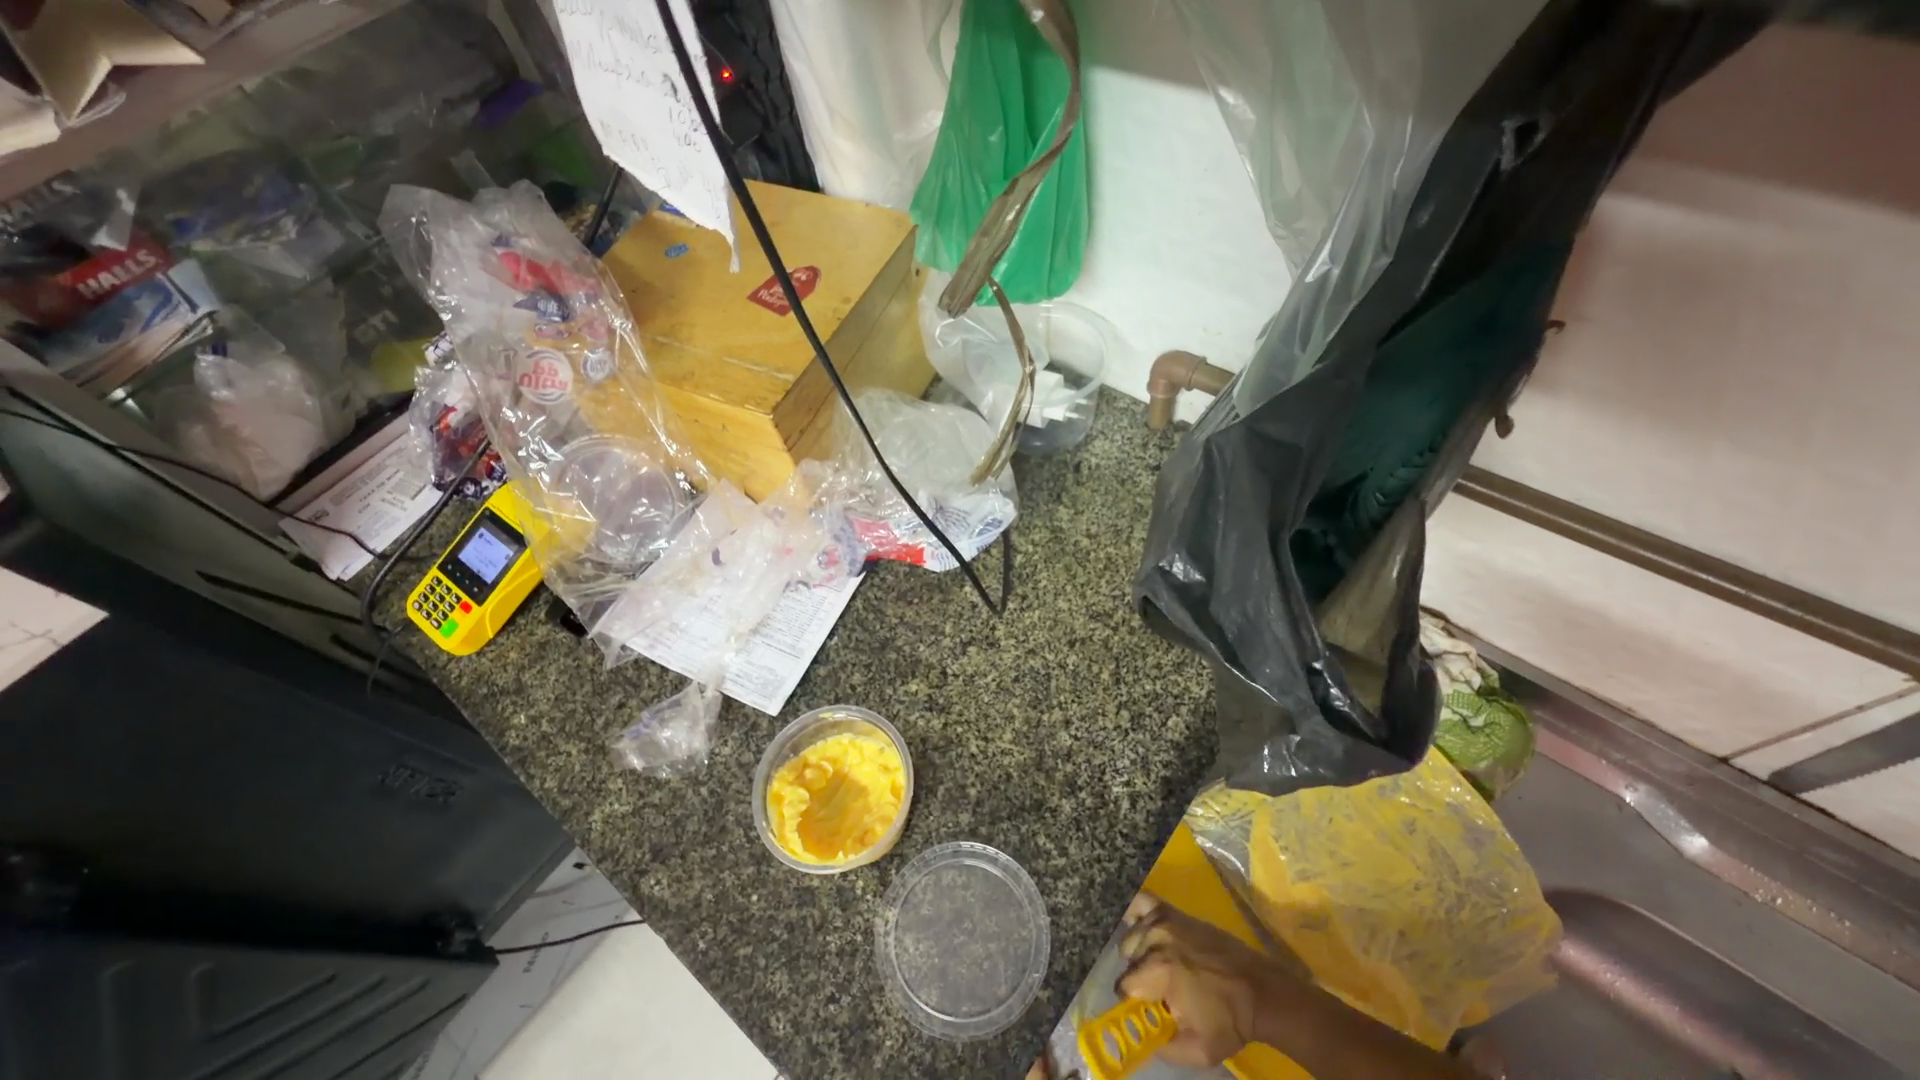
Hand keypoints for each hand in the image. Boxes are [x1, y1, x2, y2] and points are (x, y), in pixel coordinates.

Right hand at [1115, 892, 1301, 1067]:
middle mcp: (1155, 941)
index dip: (1135, 1001)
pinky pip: (1141, 901)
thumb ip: (1163, 1048)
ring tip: (1161, 966)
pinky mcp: (1176, 912)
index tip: (1151, 1008)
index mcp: (1158, 973)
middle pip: (1127, 960)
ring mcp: (1165, 922)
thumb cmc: (1230, 1021)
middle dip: (1140, 977)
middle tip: (1161, 989)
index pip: (1123, 986)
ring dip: (1140, 952)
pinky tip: (1141, 928)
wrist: (1262, 991)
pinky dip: (1134, 913)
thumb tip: (1142, 1038)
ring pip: (1131, 937)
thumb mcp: (1198, 1051)